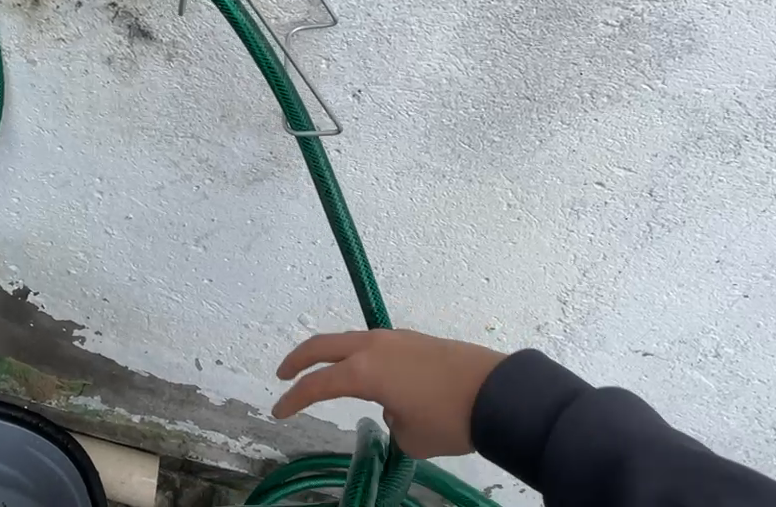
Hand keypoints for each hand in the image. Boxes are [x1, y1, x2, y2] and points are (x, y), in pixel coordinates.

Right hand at [272, 328, 506, 458]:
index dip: (294, 398)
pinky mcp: (410, 340)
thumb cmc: (448, 418)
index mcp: (363, 371)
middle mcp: (371, 347)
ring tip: (325, 375)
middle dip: (298, 359)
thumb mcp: (412, 437)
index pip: (317, 384)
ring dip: (330, 356)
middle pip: (322, 345)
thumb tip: (393, 409)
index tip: (278, 410)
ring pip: (347, 341)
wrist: (496, 393)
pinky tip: (371, 378)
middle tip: (283, 374)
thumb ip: (391, 423)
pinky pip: (372, 345)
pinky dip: (358, 358)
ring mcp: (391, 338)